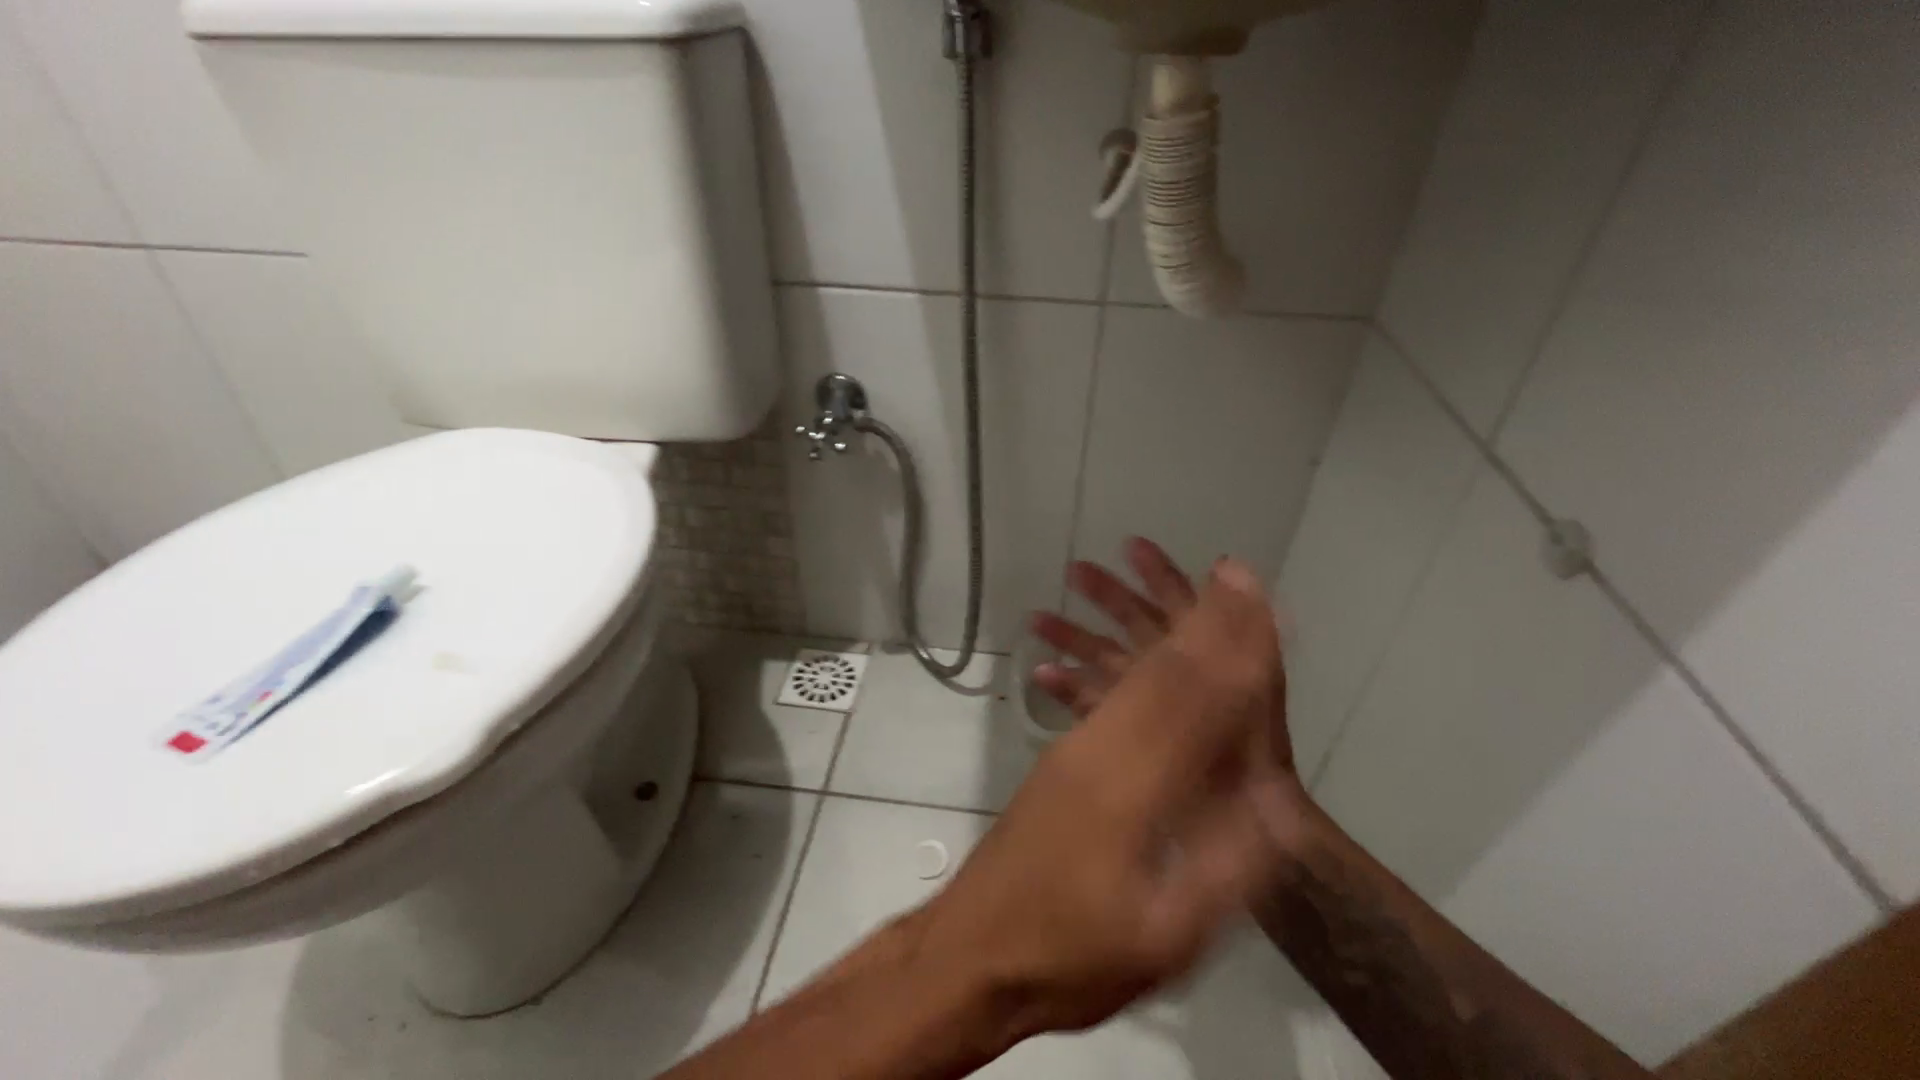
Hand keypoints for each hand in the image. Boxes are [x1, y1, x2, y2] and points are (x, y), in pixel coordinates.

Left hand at [900, 560, 1297, 1046]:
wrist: (969, 956)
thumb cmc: (1069, 955)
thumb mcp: (1162, 934)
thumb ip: (1223, 869)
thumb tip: (1281, 810)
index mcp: (1133, 787)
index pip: (1195, 701)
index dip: (1231, 648)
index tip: (1259, 600)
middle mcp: (1101, 752)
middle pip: (1160, 671)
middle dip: (1204, 622)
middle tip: (1235, 575)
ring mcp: (1071, 754)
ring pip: (1123, 676)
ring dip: (1156, 628)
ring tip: (1181, 587)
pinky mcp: (1055, 767)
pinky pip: (1098, 700)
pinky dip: (1121, 662)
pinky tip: (1131, 646)